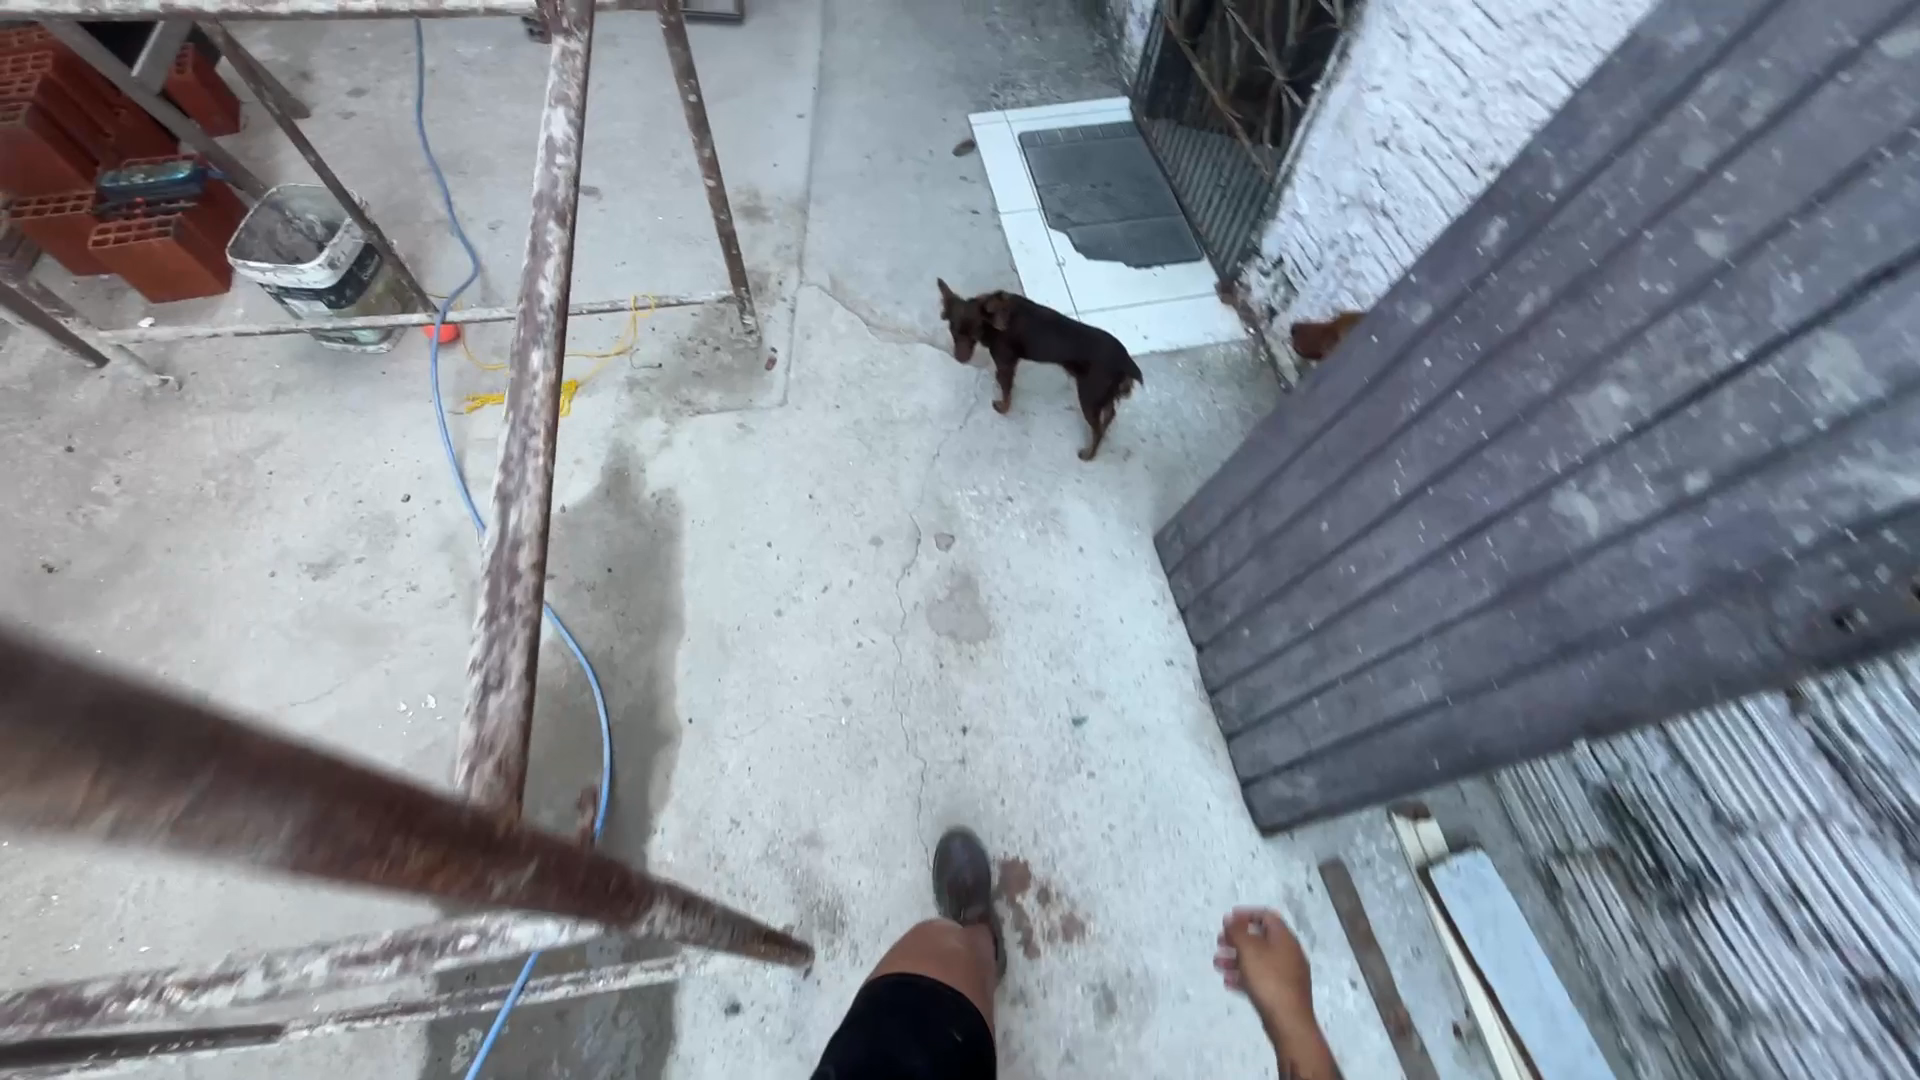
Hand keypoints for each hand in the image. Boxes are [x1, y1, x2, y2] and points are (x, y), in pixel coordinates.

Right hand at [1215, 907, 1337, 1079]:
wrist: (1290, 1022)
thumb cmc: (1268, 978)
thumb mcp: (1248, 948)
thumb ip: (1237, 930)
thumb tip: (1231, 918)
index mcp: (1284, 938)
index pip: (1266, 916)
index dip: (1246, 914)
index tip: (1228, 919)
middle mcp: (1289, 953)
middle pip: (1260, 939)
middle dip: (1237, 939)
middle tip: (1220, 942)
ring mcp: (1288, 974)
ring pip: (1258, 959)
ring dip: (1236, 959)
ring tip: (1218, 965)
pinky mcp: (1284, 993)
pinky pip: (1262, 978)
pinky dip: (1245, 976)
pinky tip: (1229, 983)